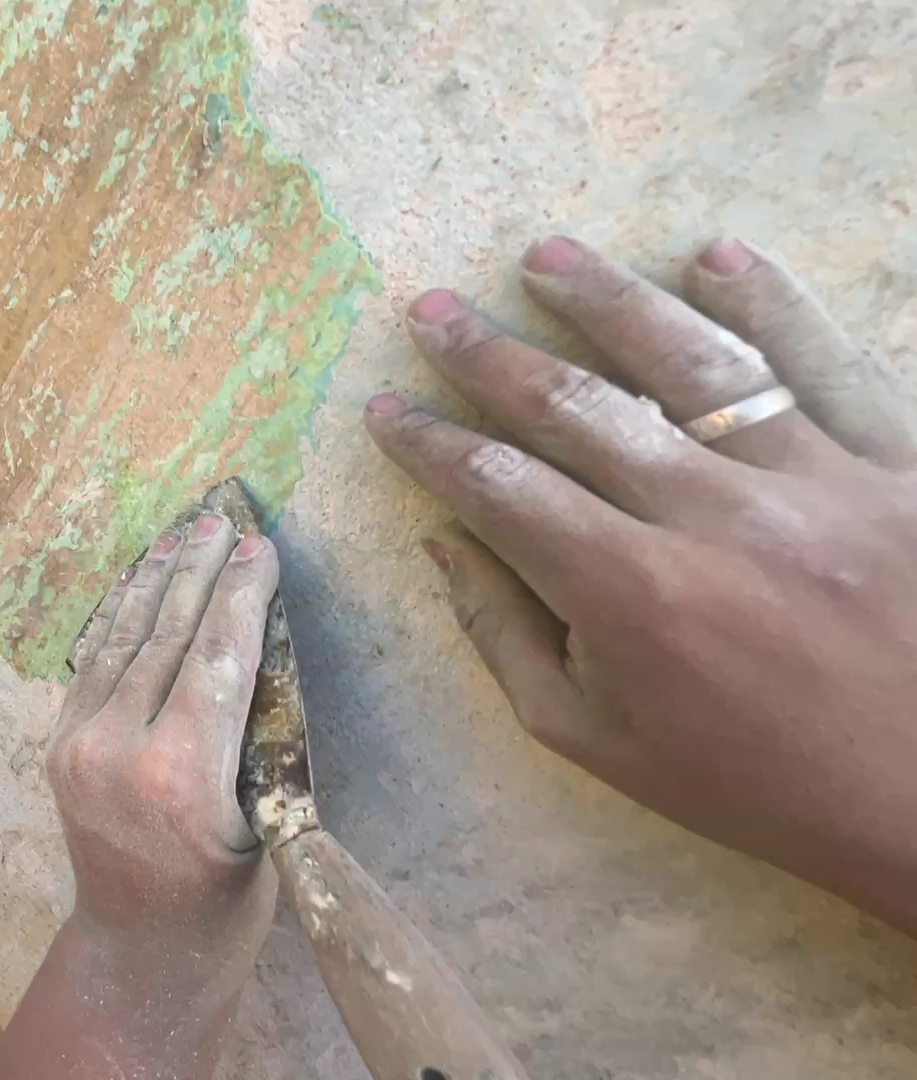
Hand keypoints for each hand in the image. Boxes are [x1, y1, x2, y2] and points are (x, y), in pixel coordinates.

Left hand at [0, 515, 279, 1079]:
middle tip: (220, 518)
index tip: (259, 547)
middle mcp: (116, 748)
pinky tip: (137, 584)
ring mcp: (76, 742)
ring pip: (123, 640)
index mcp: (181, 776)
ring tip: (181, 536)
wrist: (138, 947)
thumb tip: (255, 640)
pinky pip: (92, 662)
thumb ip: (255, 732)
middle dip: (198, 571)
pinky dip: (118, 618)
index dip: (241, 594)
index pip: (218, 657)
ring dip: (155, 582)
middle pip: (166, 636)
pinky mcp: (58, 741)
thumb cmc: (227, 901)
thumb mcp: (266, 821)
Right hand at [366, 237, 916, 932]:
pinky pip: (835, 368)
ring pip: (692, 365)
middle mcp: (715, 516)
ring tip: (544, 255)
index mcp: (625, 588)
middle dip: (485, 355)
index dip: (427, 442)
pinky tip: (712, 255)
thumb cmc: (748, 779)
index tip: (383, 411)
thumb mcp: (583, 733)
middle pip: (574, 407)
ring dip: (605, 302)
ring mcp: (822, 482)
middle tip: (429, 311)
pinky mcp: (910, 469)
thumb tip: (445, 542)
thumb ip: (501, 630)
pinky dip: (770, 304)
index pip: (494, 484)